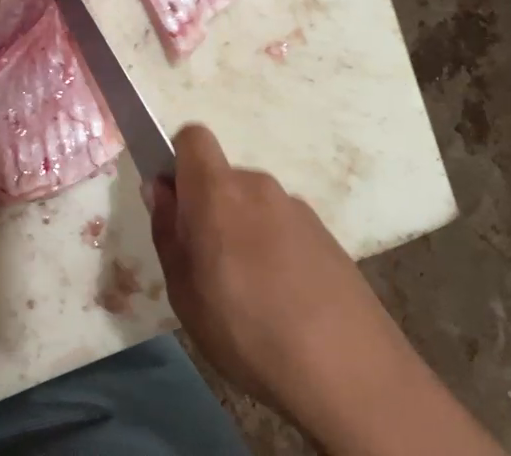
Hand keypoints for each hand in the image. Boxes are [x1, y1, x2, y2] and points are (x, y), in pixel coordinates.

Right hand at [148, 125, 393, 426]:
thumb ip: (168, 232)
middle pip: (223, 179)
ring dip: (243, 233)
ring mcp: (299, 210)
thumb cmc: (248, 332)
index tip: (174, 204)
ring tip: (249, 295)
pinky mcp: (327, 237)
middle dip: (209, 209)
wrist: (351, 372)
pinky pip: (283, 229)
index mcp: (219, 192)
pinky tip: (283, 303)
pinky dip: (274, 252)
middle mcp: (260, 188)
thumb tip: (159, 189)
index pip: (192, 138)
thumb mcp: (184, 292)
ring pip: (254, 207)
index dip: (177, 162)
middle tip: (207, 266)